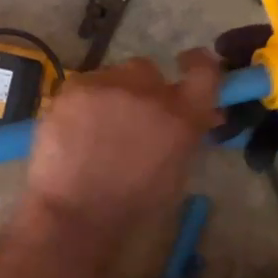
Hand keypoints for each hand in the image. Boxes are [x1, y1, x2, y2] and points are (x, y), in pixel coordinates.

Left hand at [20, 52, 221, 261]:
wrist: (76, 214)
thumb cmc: (132, 206)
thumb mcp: (176, 172)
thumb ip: (186, 135)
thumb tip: (202, 114)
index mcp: (182, 117)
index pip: (204, 73)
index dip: (199, 63)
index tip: (188, 63)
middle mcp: (149, 92)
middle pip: (148, 71)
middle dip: (142, 89)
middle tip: (128, 117)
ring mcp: (109, 85)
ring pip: (113, 76)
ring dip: (111, 93)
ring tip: (94, 127)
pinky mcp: (76, 86)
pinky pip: (85, 84)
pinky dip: (82, 101)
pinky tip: (73, 128)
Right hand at [213, 26, 277, 258]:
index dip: (253, 42)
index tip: (221, 50)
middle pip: (267, 70)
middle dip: (239, 86)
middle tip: (215, 104)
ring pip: (263, 100)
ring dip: (242, 116)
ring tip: (224, 135)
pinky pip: (270, 129)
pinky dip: (257, 140)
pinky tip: (256, 159)